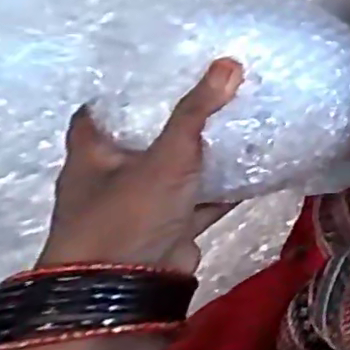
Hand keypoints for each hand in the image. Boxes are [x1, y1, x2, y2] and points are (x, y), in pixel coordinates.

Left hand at [38, 59, 243, 273]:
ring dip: (207, 153)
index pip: (101, 112)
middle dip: (178, 118)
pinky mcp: (172, 226)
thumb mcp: (166, 155)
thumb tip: (229, 62)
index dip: (126, 90)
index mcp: (92, 155)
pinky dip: (228, 186)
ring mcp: (144, 204)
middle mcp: (113, 177)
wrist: (128, 288)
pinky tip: (257, 166)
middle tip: (217, 89)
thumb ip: (196, 111)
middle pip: (146, 138)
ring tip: (244, 121)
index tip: (162, 69)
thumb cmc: (128, 213)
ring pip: (180, 169)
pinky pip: (204, 197)